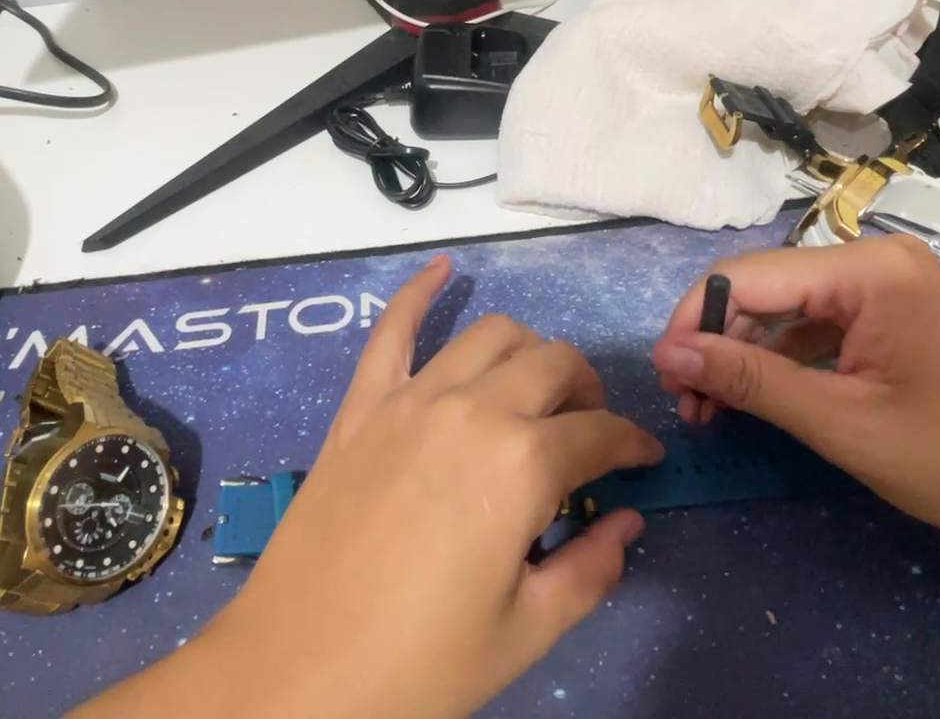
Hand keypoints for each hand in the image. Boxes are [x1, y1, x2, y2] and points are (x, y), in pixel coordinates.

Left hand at [82, 257, 662, 718]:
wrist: (295, 671)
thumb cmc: (419, 663)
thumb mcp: (525, 632)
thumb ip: (591, 569)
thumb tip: (630, 523)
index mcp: (521, 466)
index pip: (600, 435)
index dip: (633, 444)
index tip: (645, 458)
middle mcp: (472, 410)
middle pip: (554, 364)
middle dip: (588, 391)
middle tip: (590, 430)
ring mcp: (410, 399)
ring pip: (491, 335)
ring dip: (530, 350)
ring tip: (536, 384)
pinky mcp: (361, 404)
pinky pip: (393, 330)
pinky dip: (419, 291)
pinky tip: (442, 267)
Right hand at [650, 236, 939, 569]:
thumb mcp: (845, 424)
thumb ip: (750, 381)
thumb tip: (667, 353)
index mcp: (867, 270)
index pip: (743, 277)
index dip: (693, 324)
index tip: (664, 380)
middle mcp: (875, 261)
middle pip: (763, 290)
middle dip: (717, 345)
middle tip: (690, 408)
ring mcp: (890, 287)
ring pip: (785, 311)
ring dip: (745, 358)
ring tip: (715, 412)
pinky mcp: (898, 316)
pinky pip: (819, 328)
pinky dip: (784, 364)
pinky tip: (763, 401)